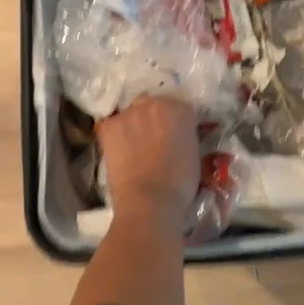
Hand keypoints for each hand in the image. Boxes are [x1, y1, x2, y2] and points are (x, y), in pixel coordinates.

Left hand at [98, 96, 200, 226]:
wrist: (149, 201)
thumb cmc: (179, 183)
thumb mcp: (193, 154)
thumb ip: (186, 136)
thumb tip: (177, 137)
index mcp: (181, 110)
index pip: (181, 109)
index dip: (178, 124)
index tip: (177, 137)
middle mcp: (155, 103)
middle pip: (154, 105)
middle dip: (155, 119)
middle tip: (155, 140)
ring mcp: (130, 113)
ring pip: (132, 113)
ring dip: (135, 125)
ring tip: (135, 147)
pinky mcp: (110, 126)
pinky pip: (112, 124)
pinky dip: (115, 134)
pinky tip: (118, 150)